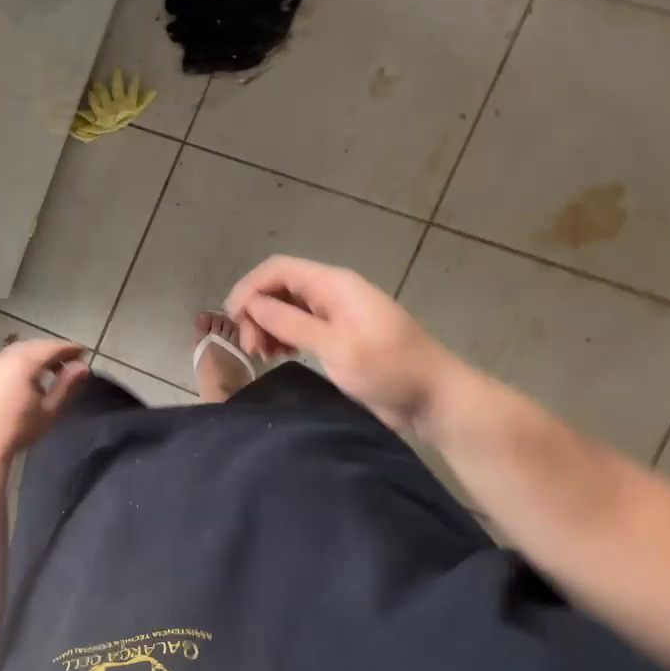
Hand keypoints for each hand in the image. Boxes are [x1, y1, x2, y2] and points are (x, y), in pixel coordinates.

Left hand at [0, 339, 92, 460]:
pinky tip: (28, 377)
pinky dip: (22, 360)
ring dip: (37, 355)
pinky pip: (7, 359)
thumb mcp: (50, 409)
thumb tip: (83, 367)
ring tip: (51, 369)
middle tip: (70, 361)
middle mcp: (5, 357)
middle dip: (53, 350)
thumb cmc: (20, 429)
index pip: (51, 347)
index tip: (84, 352)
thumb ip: (67, 385)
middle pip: (34, 346)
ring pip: (19, 350)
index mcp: (23, 363)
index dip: (69, 348)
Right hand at [224, 255, 468, 431]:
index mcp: (336, 286)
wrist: (437, 400)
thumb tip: (251, 304)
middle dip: (256, 312)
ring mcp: (335, 315)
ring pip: (285, 308)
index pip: (278, 270)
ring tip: (263, 355)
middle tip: (252, 349)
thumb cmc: (391, 370)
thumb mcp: (338, 347)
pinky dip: (281, 337)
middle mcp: (332, 294)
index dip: (250, 288)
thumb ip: (292, 323)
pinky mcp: (337, 337)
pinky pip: (298, 326)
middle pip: (278, 288)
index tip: (232, 319)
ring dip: (266, 326)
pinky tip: (279, 356)